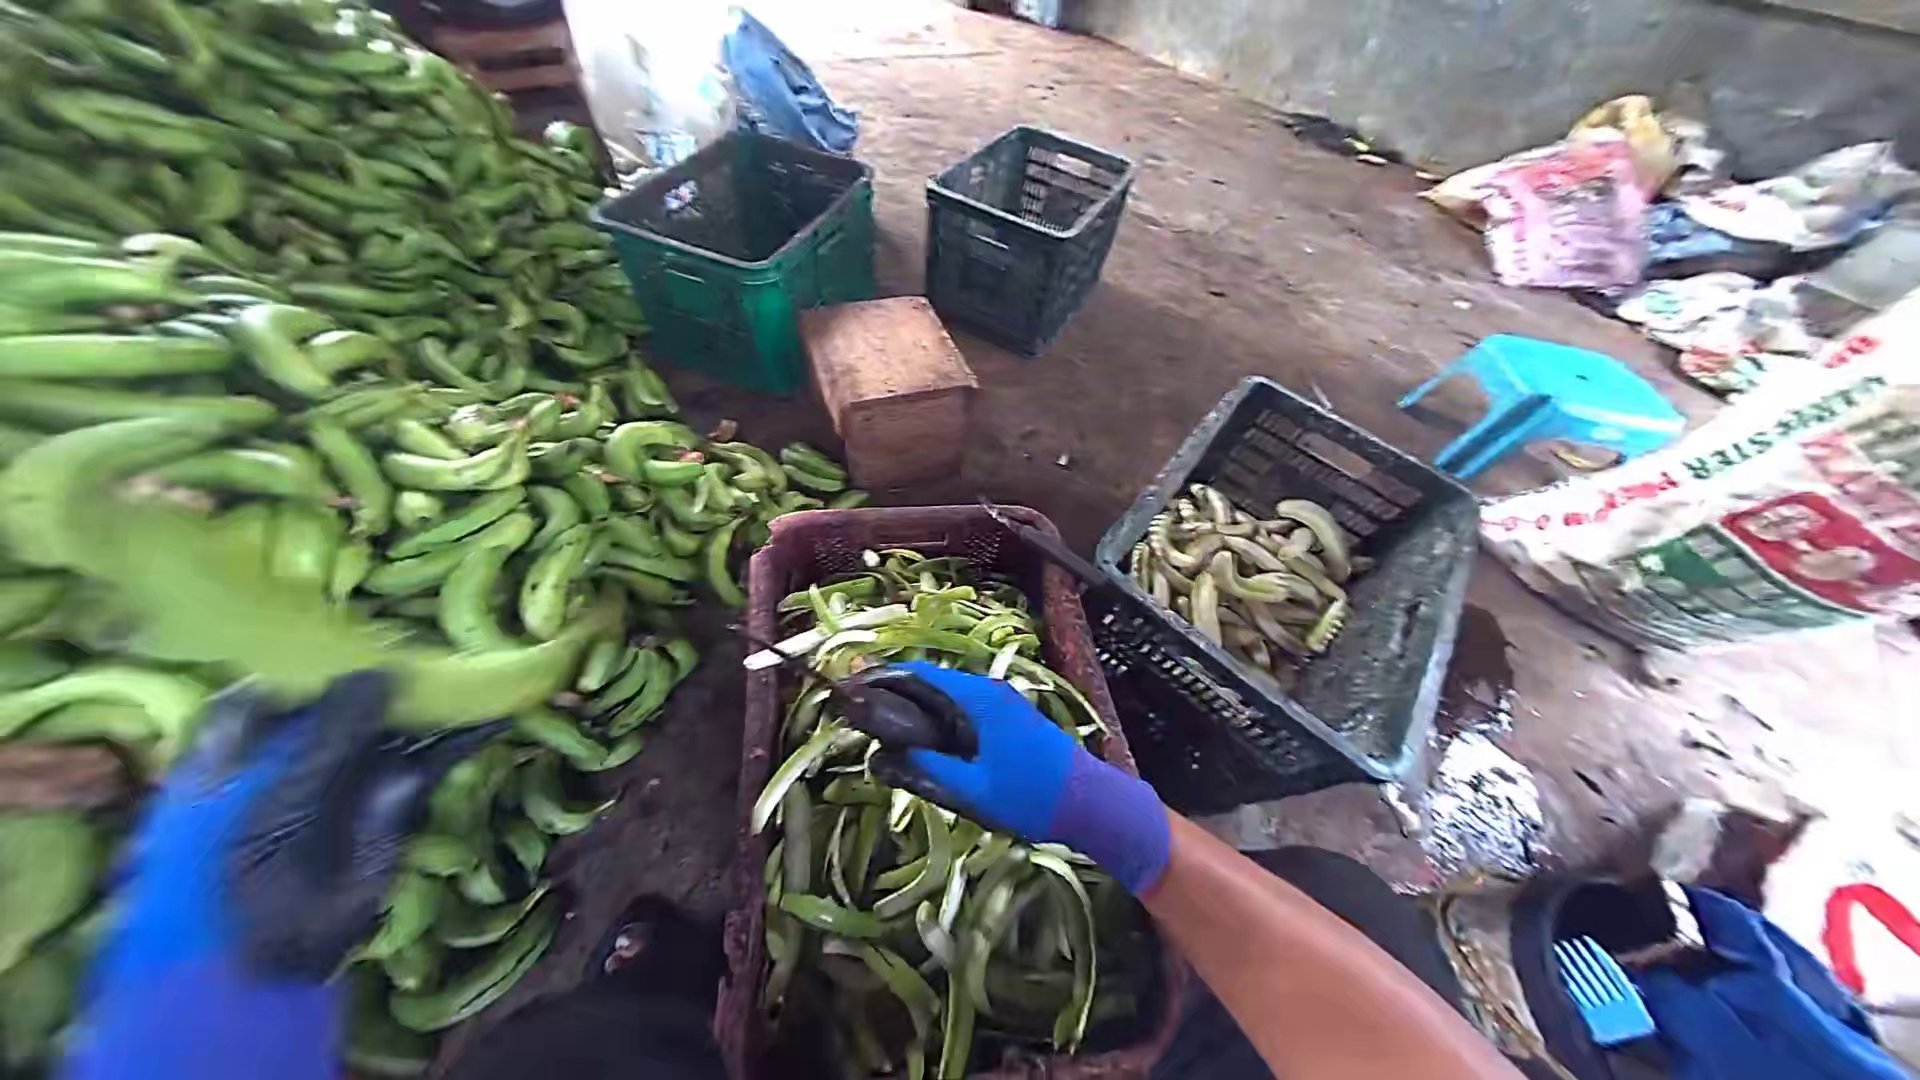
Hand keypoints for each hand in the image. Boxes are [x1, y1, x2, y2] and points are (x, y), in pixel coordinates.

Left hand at [107, 672, 503, 979]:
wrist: (269, 955)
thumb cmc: (238, 871)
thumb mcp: (275, 797)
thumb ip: (331, 733)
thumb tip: (383, 669)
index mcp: (245, 747)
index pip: (286, 684)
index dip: (326, 657)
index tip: (370, 631)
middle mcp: (303, 750)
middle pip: (357, 699)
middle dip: (403, 674)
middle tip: (448, 643)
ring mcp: (353, 772)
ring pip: (404, 724)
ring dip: (445, 703)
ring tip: (488, 671)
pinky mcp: (396, 793)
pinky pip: (436, 756)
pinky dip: (467, 737)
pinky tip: (499, 716)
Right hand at [843, 662, 1169, 894]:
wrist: (1093, 803)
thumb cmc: (1032, 797)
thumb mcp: (974, 790)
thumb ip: (927, 770)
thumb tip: (880, 757)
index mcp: (979, 698)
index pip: (921, 674)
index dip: (884, 679)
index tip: (852, 690)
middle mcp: (989, 689)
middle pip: (932, 681)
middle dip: (896, 694)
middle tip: (862, 716)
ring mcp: (1002, 701)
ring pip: (948, 695)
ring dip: (918, 707)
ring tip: (885, 729)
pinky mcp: (1010, 716)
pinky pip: (964, 707)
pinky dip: (939, 716)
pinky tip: (925, 740)